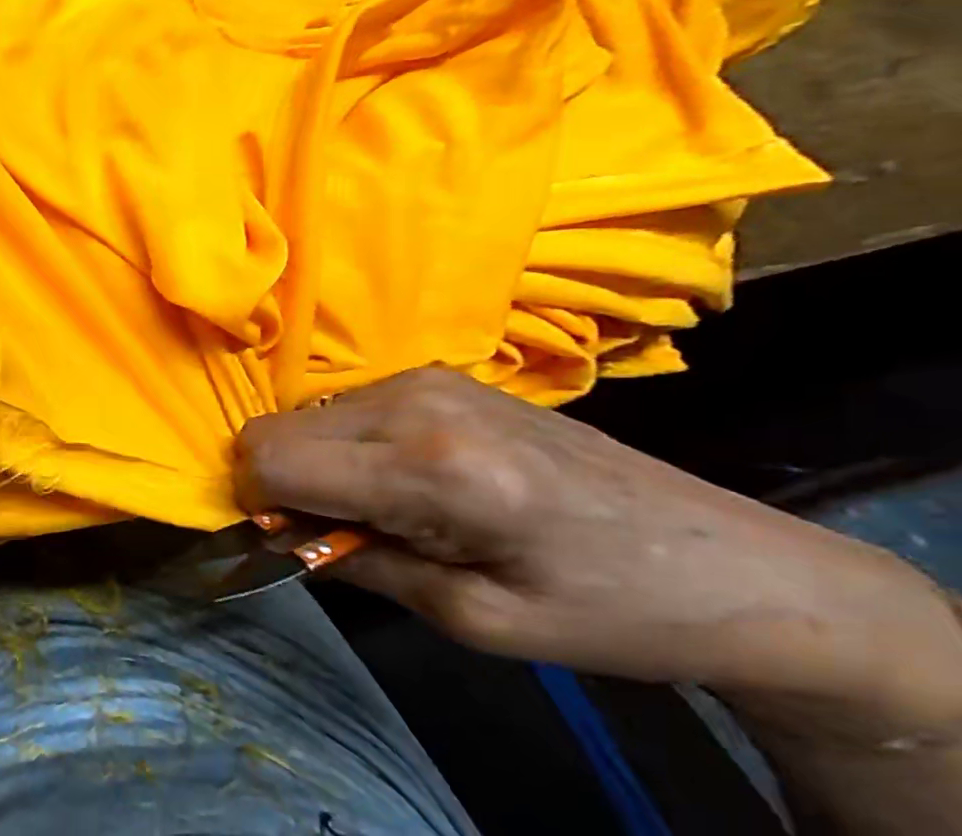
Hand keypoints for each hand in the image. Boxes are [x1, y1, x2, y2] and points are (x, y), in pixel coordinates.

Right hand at [236, 368, 961, 742]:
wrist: (733, 562)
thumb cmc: (605, 609)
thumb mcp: (470, 617)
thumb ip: (356, 563)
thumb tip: (276, 534)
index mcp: (429, 466)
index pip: (272, 458)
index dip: (257, 503)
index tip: (290, 544)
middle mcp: (413, 399)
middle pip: (274, 429)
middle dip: (281, 485)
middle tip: (340, 535)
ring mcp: (425, 377)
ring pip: (303, 415)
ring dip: (316, 466)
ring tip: (386, 512)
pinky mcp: (437, 374)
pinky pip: (343, 407)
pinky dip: (345, 448)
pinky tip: (407, 481)